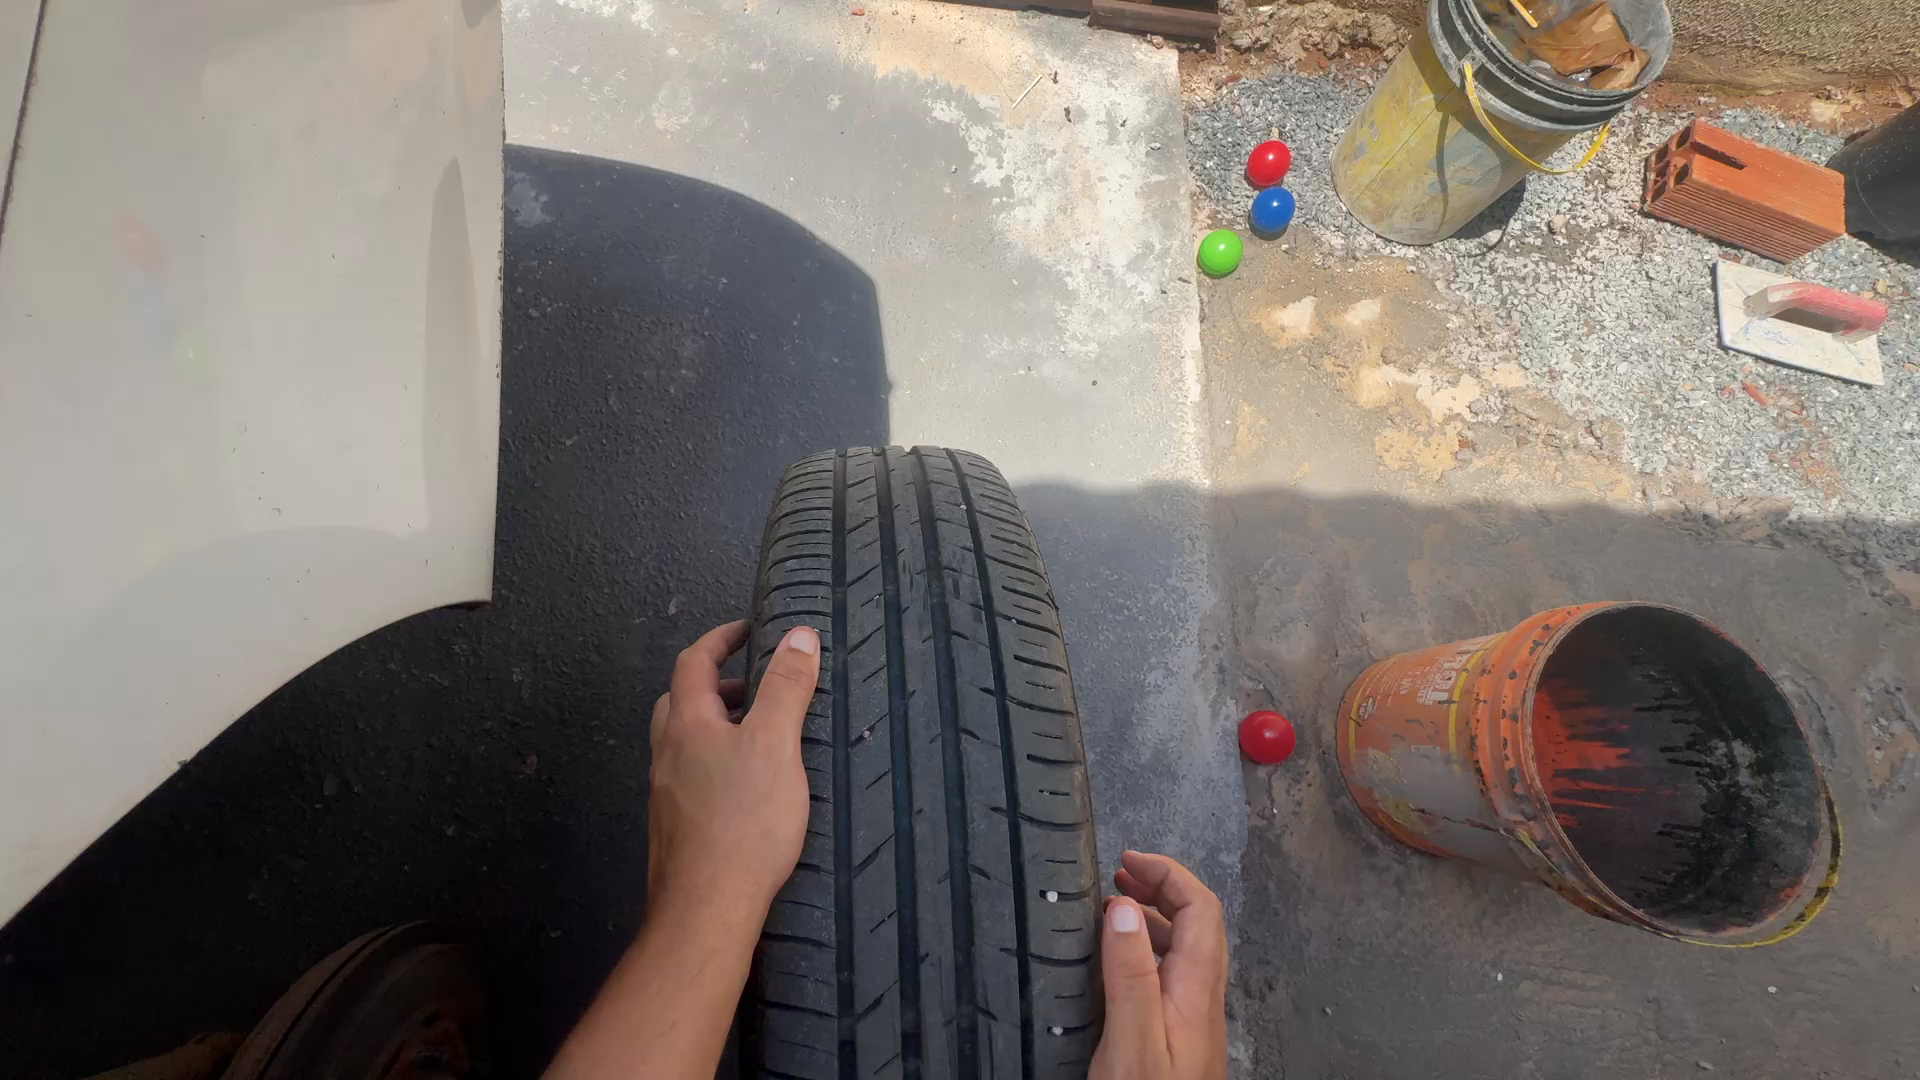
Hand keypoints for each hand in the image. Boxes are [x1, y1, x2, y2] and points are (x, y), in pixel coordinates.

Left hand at [647, 620, 821, 914]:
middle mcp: (668, 753)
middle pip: (680, 700)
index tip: (749, 630)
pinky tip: (745, 783)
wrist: (707, 910)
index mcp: (688, 724)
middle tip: (753, 684)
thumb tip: (800, 635)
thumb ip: (787, 687)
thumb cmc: (744, 819)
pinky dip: (715, 758)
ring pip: (684, 740)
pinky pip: (691, 774)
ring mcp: (667, 793)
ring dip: (714, 722)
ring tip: (755, 732)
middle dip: (715, 682)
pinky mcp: (676, 826)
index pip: (693, 661)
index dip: (720, 638)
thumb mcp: (775, 743)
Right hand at [1090, 851, 1228, 1079]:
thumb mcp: (1131, 1044)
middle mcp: (1202, 1001)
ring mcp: (1192, 1021)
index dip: (1170, 874)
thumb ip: (1129, 976)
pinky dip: (1145, 946)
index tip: (1126, 861)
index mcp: (1197, 993)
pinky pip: (1169, 973)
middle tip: (1118, 875)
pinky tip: (1117, 958)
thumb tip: (1122, 905)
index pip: (1202, 910)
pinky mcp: (1177, 1038)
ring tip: (1113, 906)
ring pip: (1185, 948)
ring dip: (1153, 914)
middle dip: (1162, 886)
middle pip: (1200, 923)